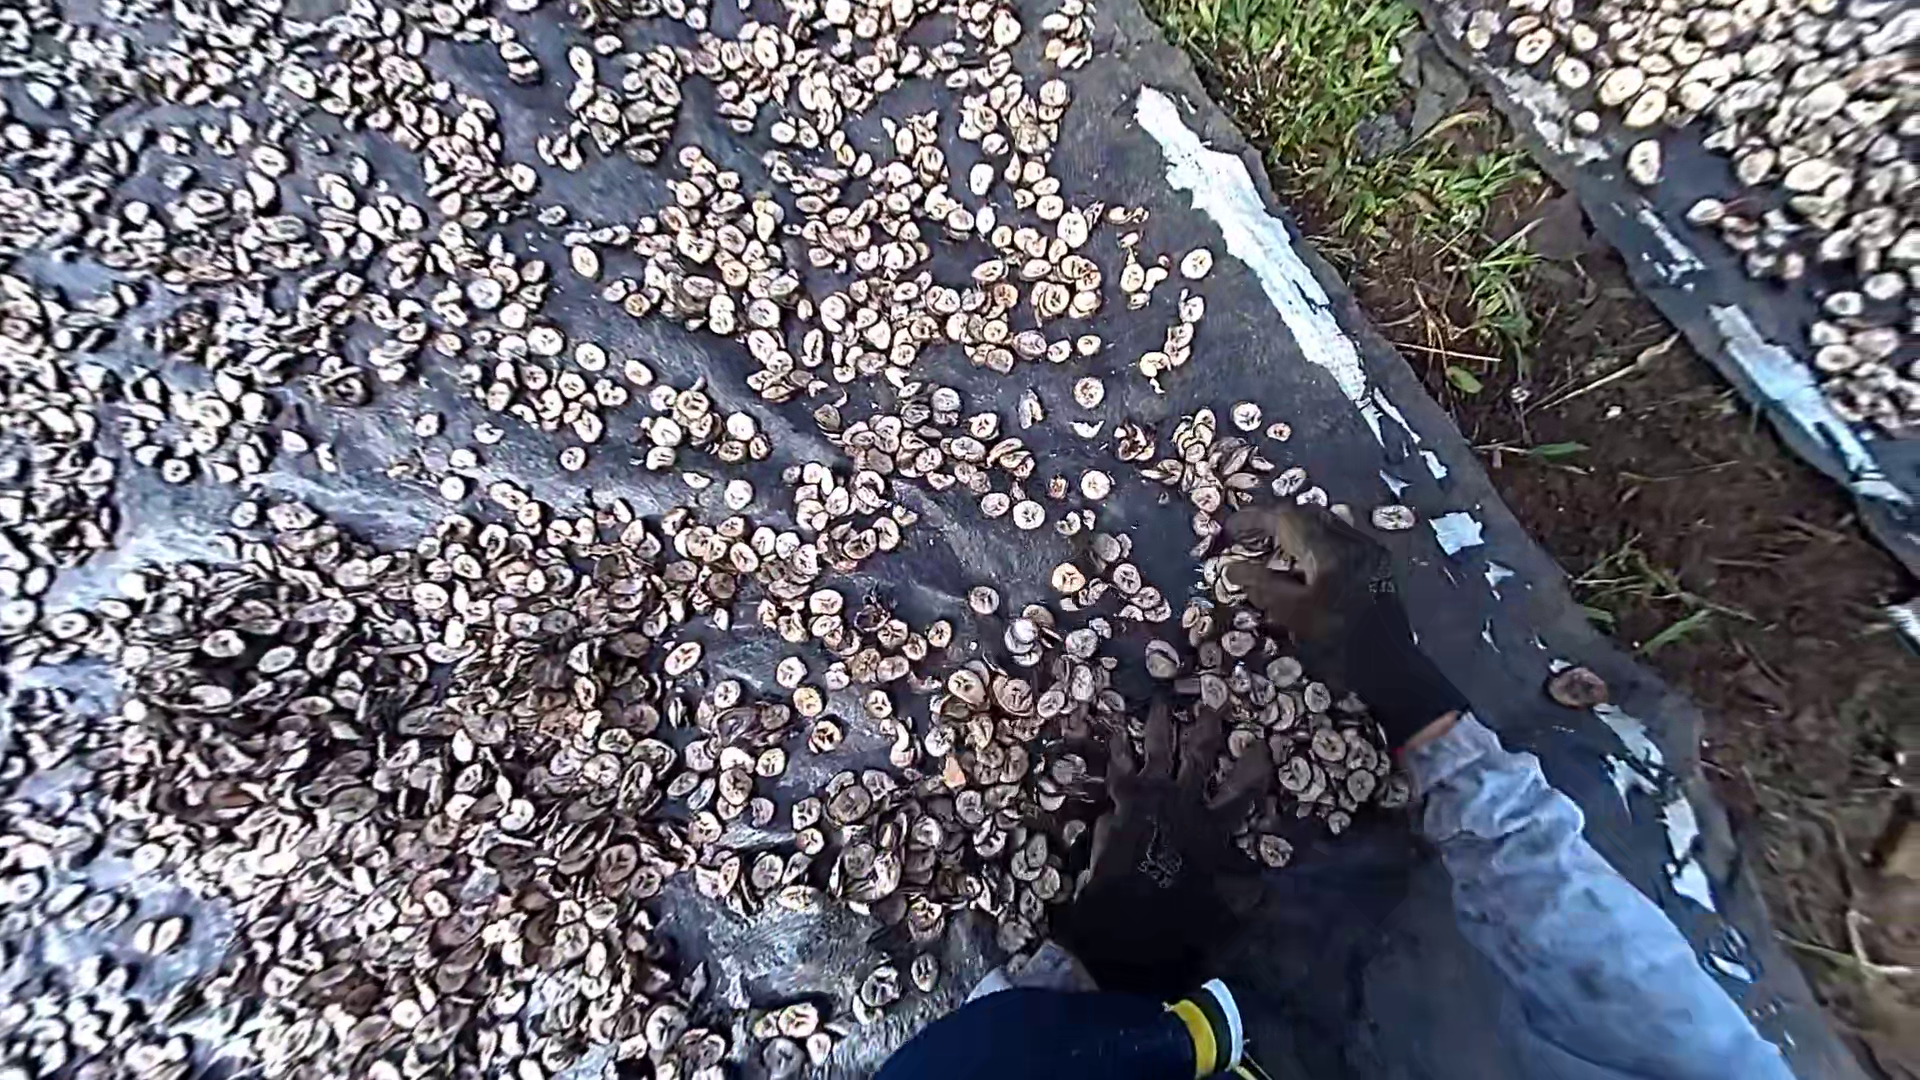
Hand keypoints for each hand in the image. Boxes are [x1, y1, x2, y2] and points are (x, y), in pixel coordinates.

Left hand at [1059, 701, 1269, 996]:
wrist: (1124, 913)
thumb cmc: (1173, 915)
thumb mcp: (1218, 910)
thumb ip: (1242, 895)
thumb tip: (1267, 887)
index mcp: (1212, 828)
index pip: (1242, 792)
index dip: (1254, 767)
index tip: (1263, 743)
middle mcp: (1184, 801)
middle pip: (1200, 756)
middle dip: (1207, 729)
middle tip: (1212, 704)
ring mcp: (1151, 792)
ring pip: (1159, 747)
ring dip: (1161, 723)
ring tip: (1162, 702)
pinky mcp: (1122, 794)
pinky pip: (1120, 762)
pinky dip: (1118, 746)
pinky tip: (1116, 730)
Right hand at [1224, 505, 1466, 749]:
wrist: (1391, 669)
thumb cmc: (1339, 642)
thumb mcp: (1292, 614)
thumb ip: (1260, 585)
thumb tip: (1231, 568)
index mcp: (1331, 551)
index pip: (1285, 518)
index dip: (1252, 519)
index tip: (1229, 529)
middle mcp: (1353, 541)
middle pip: (1304, 514)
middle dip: (1270, 520)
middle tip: (1244, 535)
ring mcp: (1367, 550)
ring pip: (1321, 523)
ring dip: (1290, 529)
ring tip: (1266, 545)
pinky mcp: (1373, 562)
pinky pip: (1335, 536)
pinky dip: (1308, 540)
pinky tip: (1296, 560)